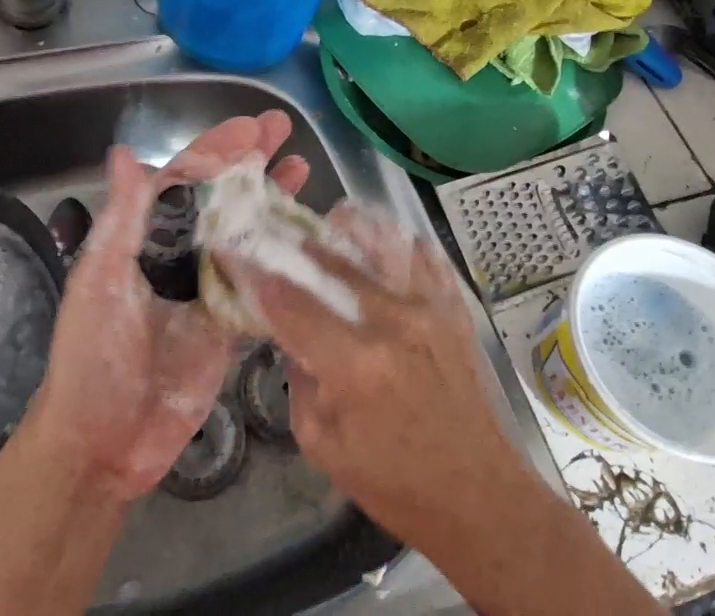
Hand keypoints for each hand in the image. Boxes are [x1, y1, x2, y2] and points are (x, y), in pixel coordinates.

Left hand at [27, 111, 309, 500]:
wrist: (104, 443)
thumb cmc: (92, 358)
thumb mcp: (101, 282)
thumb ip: (122, 218)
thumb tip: (124, 152)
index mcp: (141, 240)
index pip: (183, 180)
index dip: (216, 149)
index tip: (250, 126)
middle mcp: (175, 258)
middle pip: (219, 200)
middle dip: (250, 163)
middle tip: (284, 130)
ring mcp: (205, 293)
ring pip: (244, 236)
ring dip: (270, 202)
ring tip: (303, 169)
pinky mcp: (228, 330)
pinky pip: (259, 287)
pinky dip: (282, 261)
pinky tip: (308, 241)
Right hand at [220, 205, 522, 550]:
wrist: (481, 498)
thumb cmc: (395, 484)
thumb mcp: (322, 446)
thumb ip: (301, 382)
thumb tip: (293, 338)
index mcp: (354, 363)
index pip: (290, 303)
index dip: (256, 275)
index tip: (233, 254)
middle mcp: (393, 323)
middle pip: (335, 265)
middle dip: (298, 245)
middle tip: (275, 230)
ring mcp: (431, 313)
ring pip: (385, 250)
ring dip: (354, 230)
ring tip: (334, 217)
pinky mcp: (457, 316)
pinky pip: (430, 263)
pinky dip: (406, 246)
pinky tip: (390, 237)